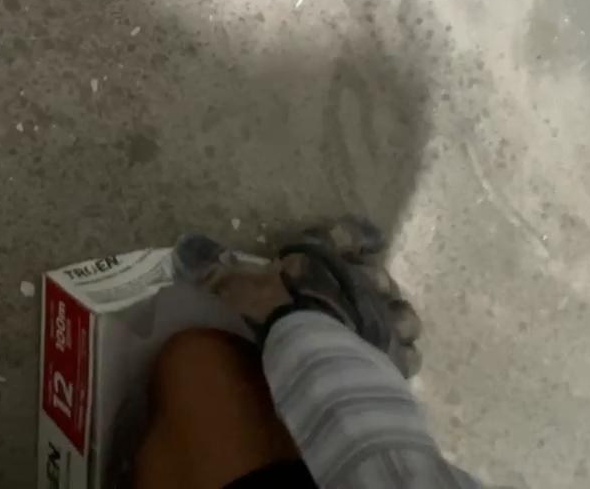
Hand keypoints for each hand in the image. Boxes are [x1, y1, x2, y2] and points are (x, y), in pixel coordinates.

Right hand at [175, 216, 423, 377]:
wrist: (314, 353)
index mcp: (321, 259)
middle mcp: (356, 282)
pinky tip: (393, 358)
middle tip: (368, 284)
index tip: (366, 233)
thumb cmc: (274, 308)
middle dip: (374, 278)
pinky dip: (401, 353)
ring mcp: (380, 319)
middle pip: (377, 274)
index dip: (351, 232)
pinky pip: (407, 353)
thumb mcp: (236, 284)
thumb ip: (213, 267)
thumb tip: (181, 246)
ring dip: (395, 315)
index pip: (341, 234)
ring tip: (388, 321)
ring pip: (402, 312)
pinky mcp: (393, 355)